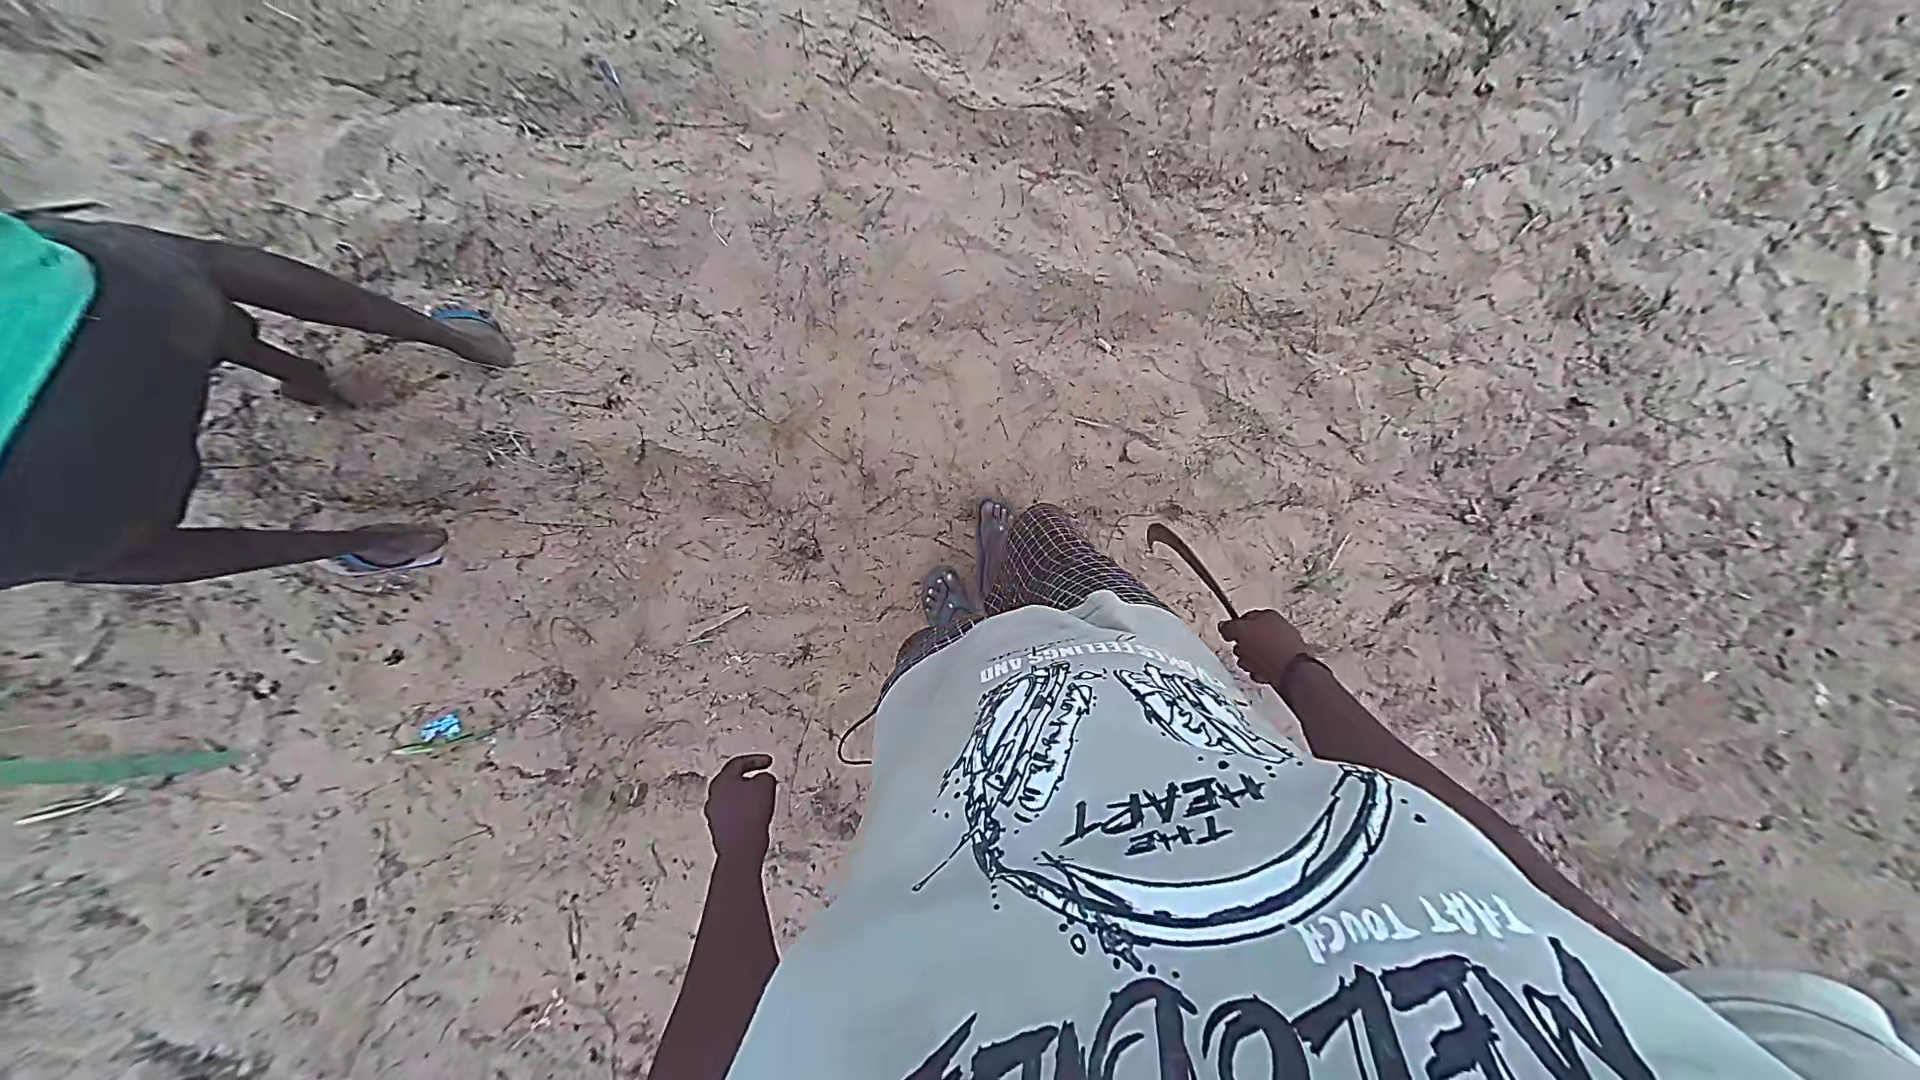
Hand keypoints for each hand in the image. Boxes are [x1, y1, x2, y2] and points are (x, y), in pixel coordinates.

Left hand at [705, 754, 776, 863]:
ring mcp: (714, 815)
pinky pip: (733, 815)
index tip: (768, 762)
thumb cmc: (751, 813)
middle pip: (733, 781)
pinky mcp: (719, 830)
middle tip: (763, 779)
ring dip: (747, 797)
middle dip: (750, 779)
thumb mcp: (766, 784)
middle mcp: (713, 796)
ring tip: (762, 800)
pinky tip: (756, 817)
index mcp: (721, 781)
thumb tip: (761, 780)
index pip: (738, 763)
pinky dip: (744, 812)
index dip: (756, 760)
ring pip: (732, 799)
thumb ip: (764, 776)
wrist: (742, 847)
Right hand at [1219, 609, 1308, 685]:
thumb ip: (1228, 627)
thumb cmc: (1268, 648)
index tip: (1229, 636)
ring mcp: (1284, 647)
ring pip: (1258, 654)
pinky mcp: (1286, 664)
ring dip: (1249, 661)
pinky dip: (1261, 671)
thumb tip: (1223, 626)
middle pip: (1251, 637)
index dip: (1234, 628)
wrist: (1291, 672)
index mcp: (1268, 616)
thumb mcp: (1240, 631)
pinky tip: (1260, 673)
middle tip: (1240, 652)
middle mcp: (1279, 629)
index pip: (1244, 618)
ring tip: (1250, 665)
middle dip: (1242, 648)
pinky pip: (1267, 666)